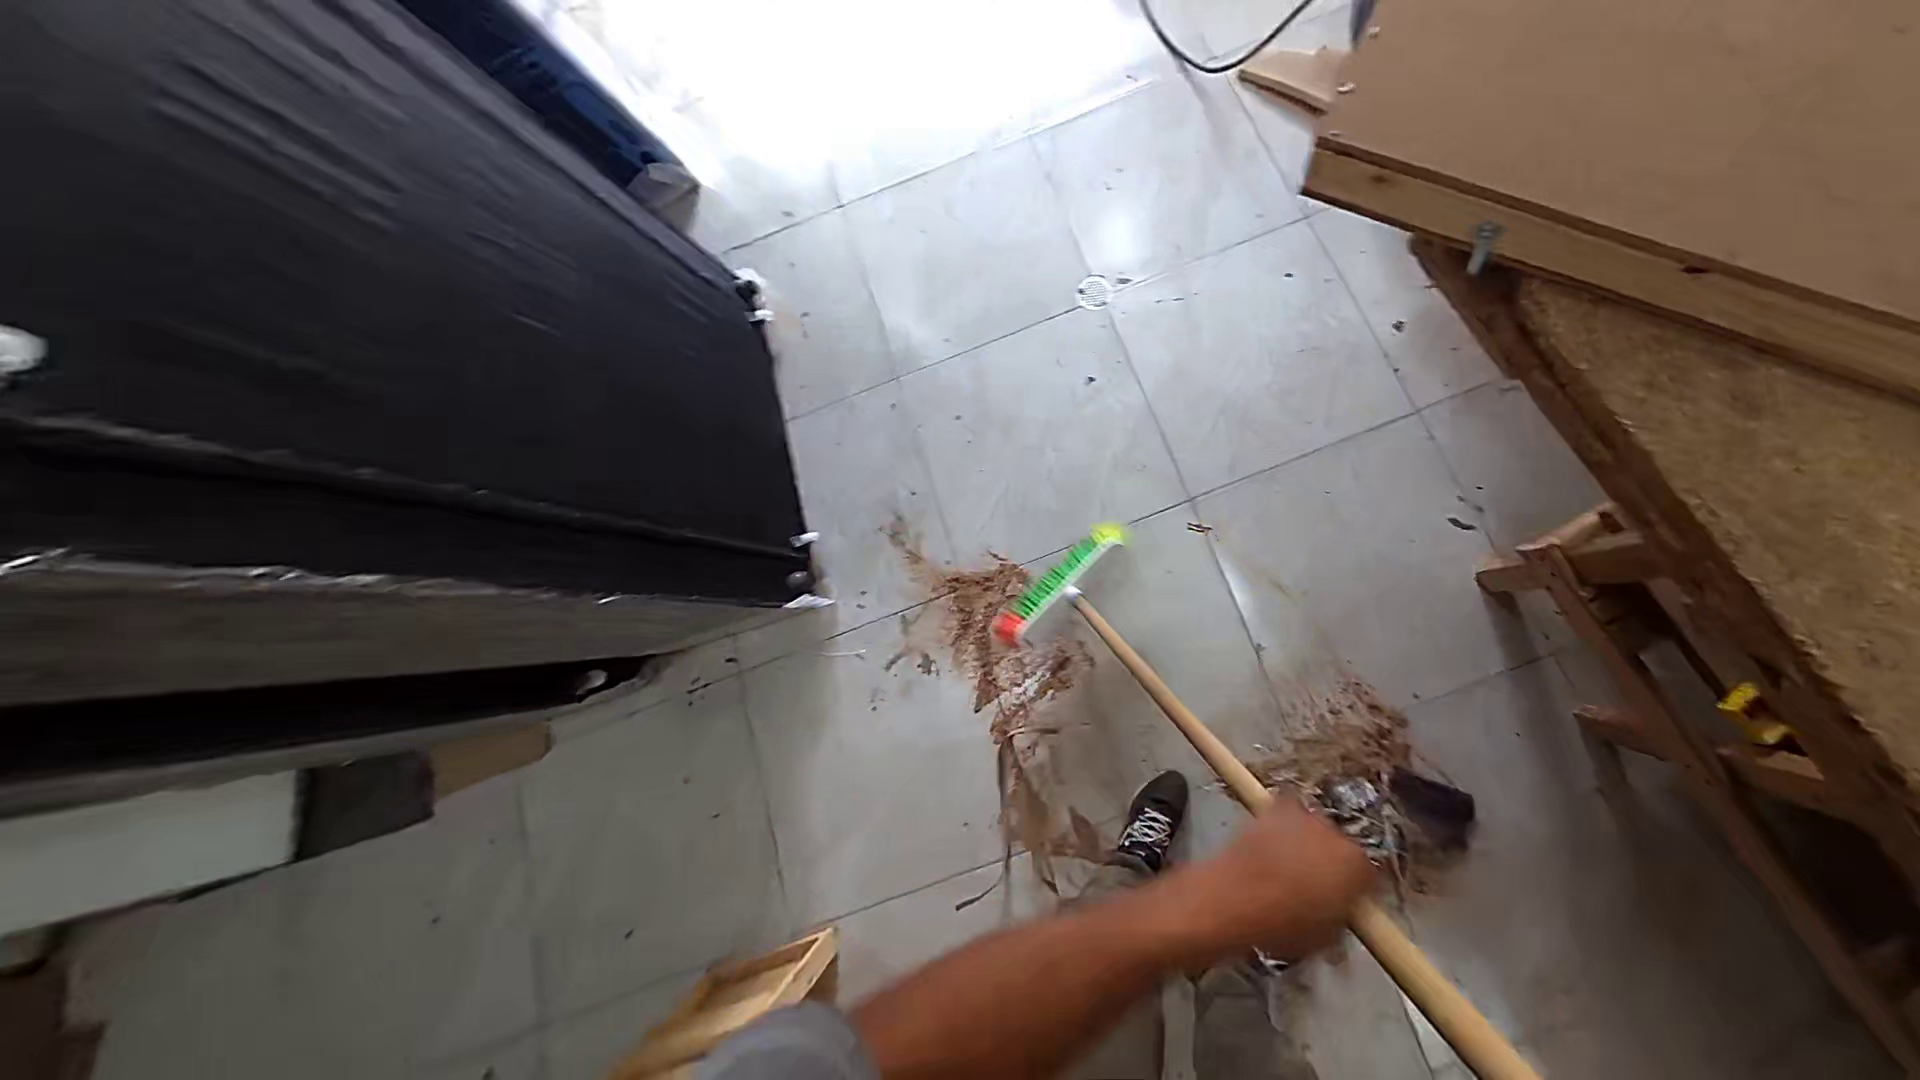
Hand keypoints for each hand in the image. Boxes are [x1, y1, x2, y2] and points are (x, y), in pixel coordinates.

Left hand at [1158, 798, 1375, 962]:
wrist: (1236, 896)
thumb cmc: (1284, 924)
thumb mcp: (1328, 936)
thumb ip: (1342, 918)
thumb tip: (1338, 915)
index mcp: (1358, 867)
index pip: (1370, 873)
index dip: (1358, 887)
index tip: (1347, 898)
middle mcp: (1336, 835)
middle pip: (1342, 845)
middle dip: (1332, 861)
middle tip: (1317, 882)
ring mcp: (1303, 817)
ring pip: (1313, 826)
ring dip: (1307, 839)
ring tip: (1290, 861)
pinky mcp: (1272, 809)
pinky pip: (1285, 809)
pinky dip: (1282, 821)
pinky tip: (1272, 840)